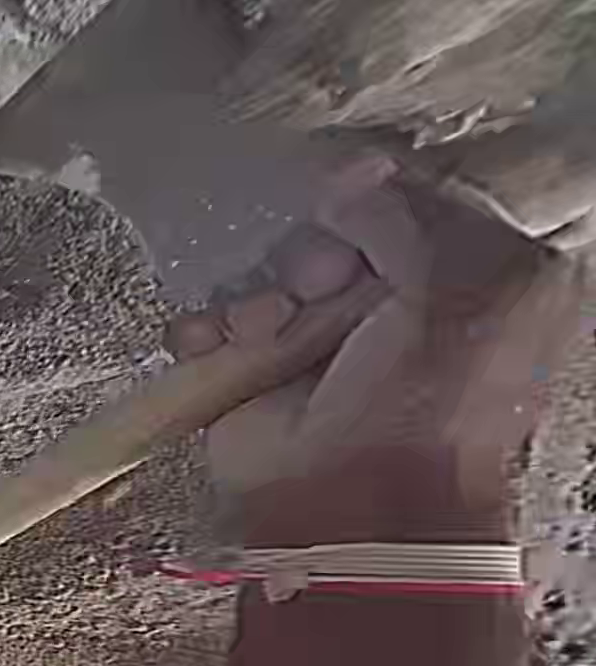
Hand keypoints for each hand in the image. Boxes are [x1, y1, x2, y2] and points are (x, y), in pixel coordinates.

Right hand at [167, 157, 591, 544]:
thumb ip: (418, 220)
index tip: (353, 233)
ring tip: (258, 336)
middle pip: (313, 243)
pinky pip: (199, 328)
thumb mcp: (468, 290)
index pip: (392, 210)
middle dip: (303, 262)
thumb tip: (351, 171)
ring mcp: (294, 340)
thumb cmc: (422, 399)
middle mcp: (370, 303)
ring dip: (248, 302)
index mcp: (449, 275)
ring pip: (249, 283)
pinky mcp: (231, 371)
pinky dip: (196, 333)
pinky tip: (208, 346)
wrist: (338, 494)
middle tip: (311, 294)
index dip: (365, 210)